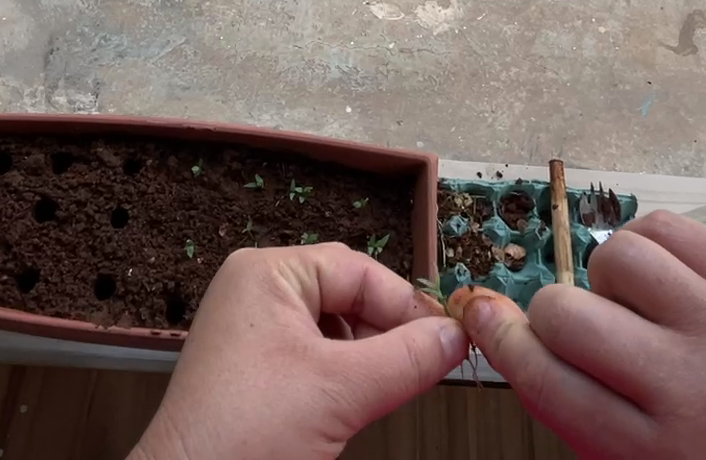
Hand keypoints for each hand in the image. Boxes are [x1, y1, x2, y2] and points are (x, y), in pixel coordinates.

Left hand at [131, 244, 468, 459]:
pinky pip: (313, 352)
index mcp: (268, 271)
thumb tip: (458, 335)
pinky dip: (341, 374)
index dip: (404, 303)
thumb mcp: (339, 391)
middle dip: (384, 332)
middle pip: (346, 294)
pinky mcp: (252, 365)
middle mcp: (257, 288)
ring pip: (334, 326)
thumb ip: (406, 359)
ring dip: (366, 356)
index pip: (356, 269)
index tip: (447, 338)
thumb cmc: (248, 435)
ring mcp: (252, 327)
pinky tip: (350, 403)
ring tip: (383, 389)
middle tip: (421, 367)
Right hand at [459, 209, 705, 459]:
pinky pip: (657, 226)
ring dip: (605, 278)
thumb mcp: (617, 447)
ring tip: (631, 307)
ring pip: (613, 256)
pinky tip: (660, 282)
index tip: (479, 311)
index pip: (546, 380)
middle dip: (557, 316)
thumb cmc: (686, 443)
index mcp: (656, 455)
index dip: (500, 338)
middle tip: (583, 332)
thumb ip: (552, 386)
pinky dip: (643, 244)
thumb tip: (481, 309)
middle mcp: (697, 395)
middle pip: (567, 314)